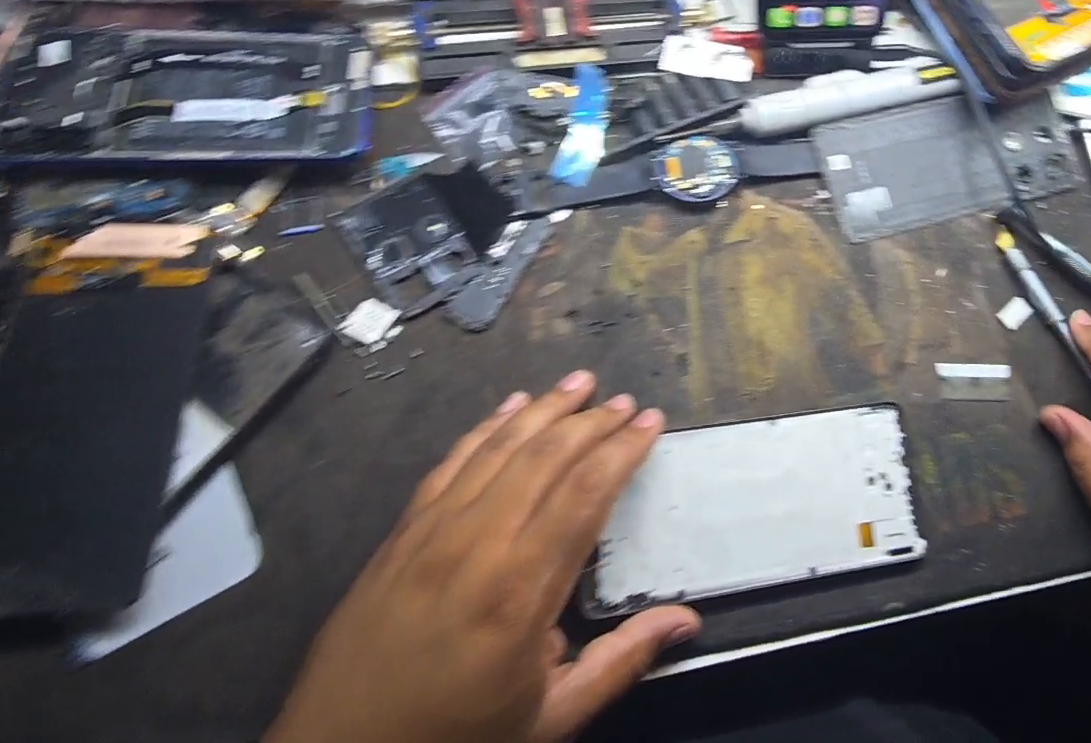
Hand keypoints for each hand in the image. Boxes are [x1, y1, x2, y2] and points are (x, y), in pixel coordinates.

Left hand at [266, 372, 698, 742]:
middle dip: (591, 422)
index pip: (585, 495)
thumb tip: (686, 621)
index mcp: (520, 592)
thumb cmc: (456, 737)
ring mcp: (434, 532)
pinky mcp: (403, 531)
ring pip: (499, 448)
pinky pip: (451, 462)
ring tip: (579, 382)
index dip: (622, 451)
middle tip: (625, 403)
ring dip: (544, 409)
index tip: (650, 423)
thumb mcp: (550, 717)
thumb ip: (621, 661)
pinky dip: (486, 427)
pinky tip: (511, 406)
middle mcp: (478, 545)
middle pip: (545, 458)